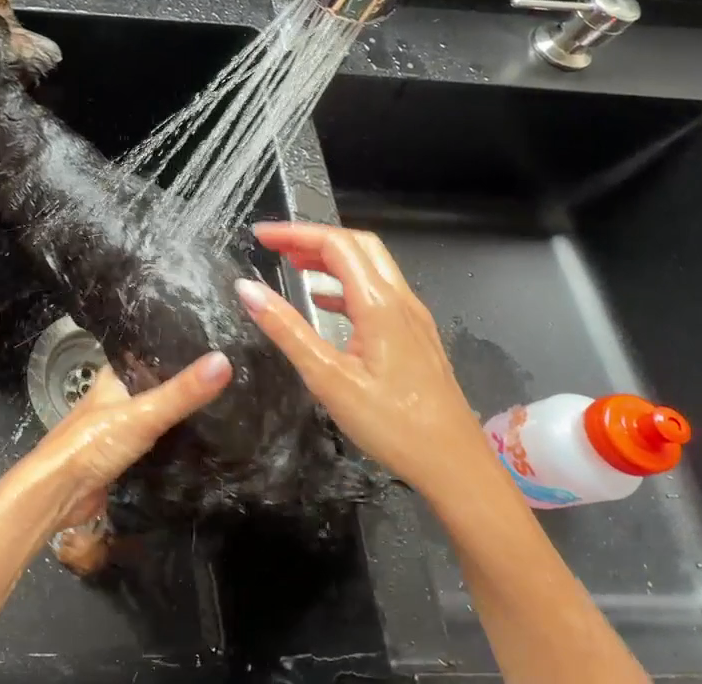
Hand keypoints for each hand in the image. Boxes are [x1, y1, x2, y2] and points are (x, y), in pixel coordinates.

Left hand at [12, 352, 230, 530]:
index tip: (217, 343)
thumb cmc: (93, 444)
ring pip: (156, 416)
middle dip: (185, 384)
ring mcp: (117, 428)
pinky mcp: (122, 456)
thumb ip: (182, 393)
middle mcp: (115, 398)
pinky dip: (173, 444)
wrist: (59, 493)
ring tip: (226, 409)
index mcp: (114, 377)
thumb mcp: (144, 414)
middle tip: (231, 380)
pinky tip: (201, 445)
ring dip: (180, 416)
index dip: (179, 347)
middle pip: (155, 385)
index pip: (149, 352)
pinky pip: (155, 445)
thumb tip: (224, 360)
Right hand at [234, 222, 499, 501]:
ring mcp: (413, 319)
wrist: (455, 467)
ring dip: (331, 257)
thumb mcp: (328, 378)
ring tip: (292, 265)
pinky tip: (324, 303)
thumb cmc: (391, 425)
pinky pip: (378, 291)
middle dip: (314, 237)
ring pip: (372, 267)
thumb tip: (246, 287)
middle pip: (358, 246)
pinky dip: (345, 283)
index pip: (336, 245)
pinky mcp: (415, 337)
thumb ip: (286, 329)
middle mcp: (401, 301)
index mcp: (379, 305)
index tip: (259, 236)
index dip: (295, 233)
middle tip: (275, 245)